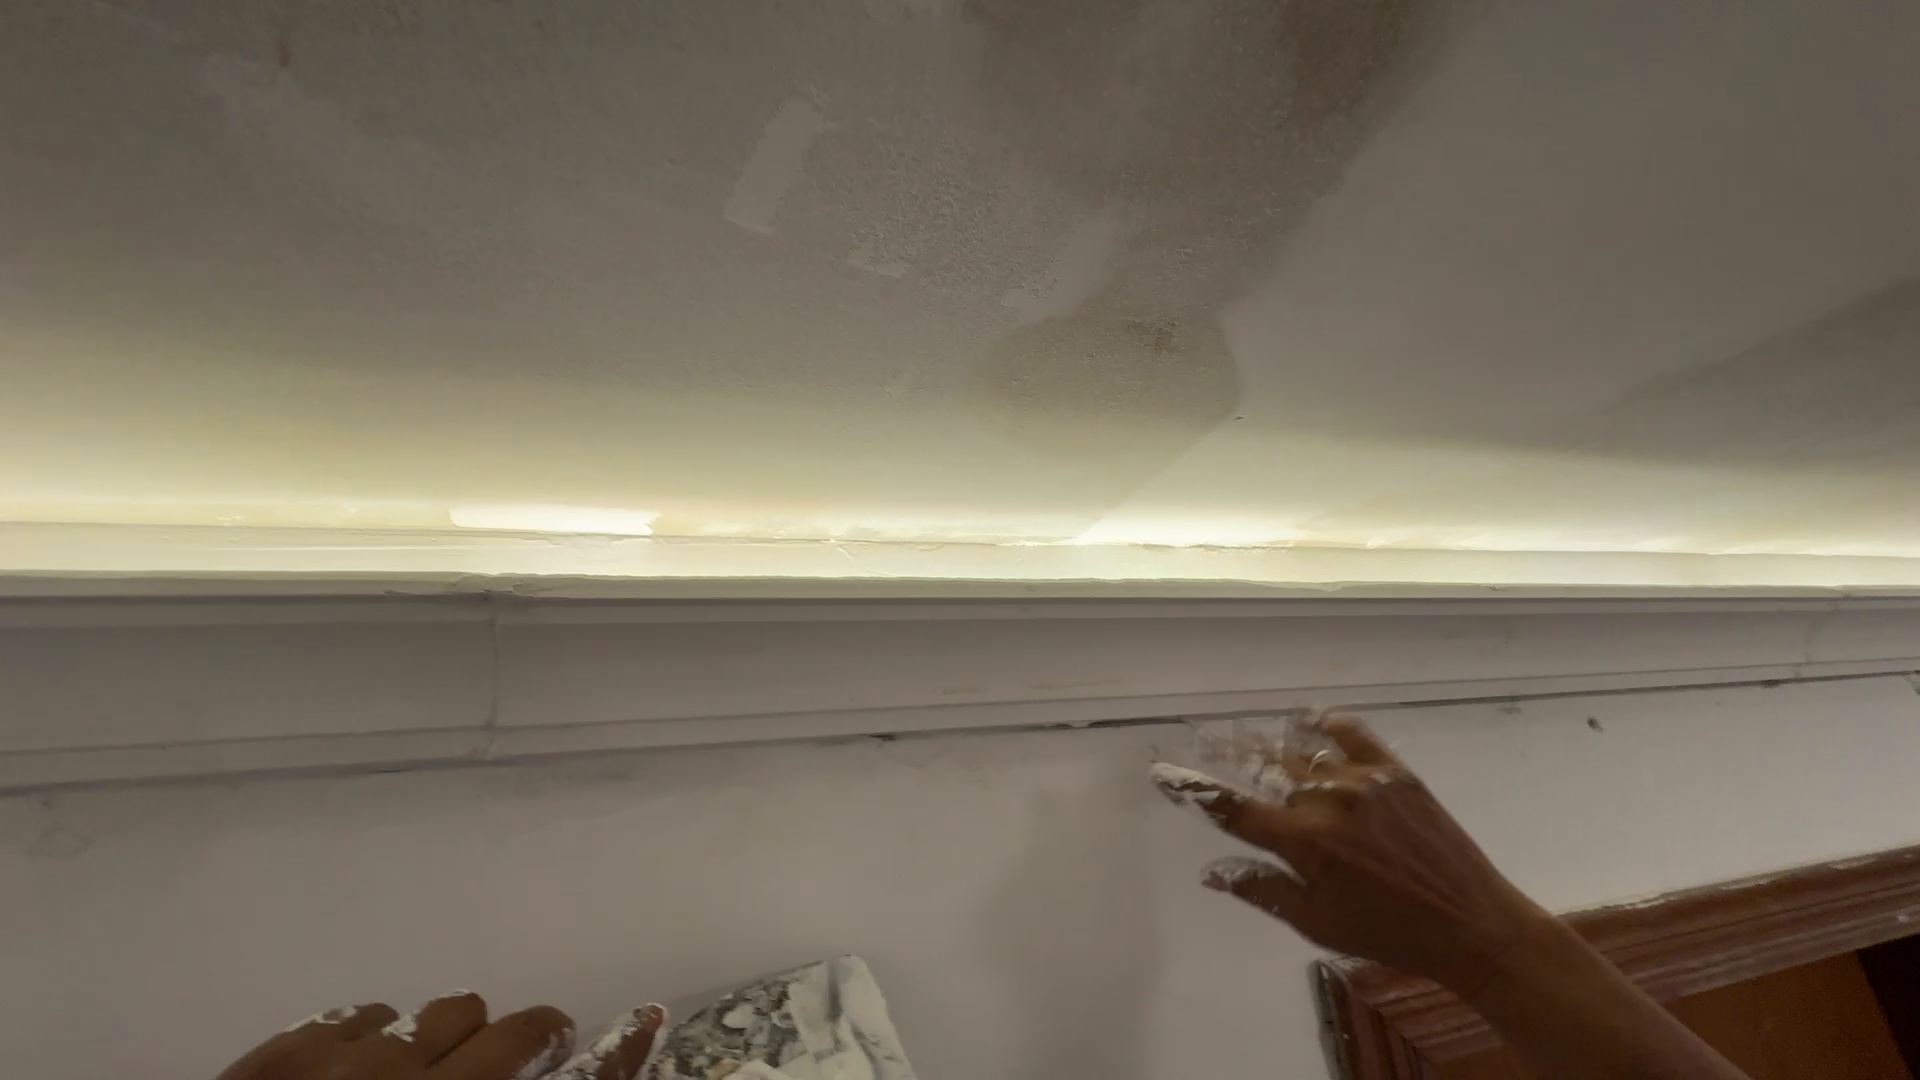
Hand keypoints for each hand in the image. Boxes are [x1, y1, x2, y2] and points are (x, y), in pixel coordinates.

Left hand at [216, 992, 665, 1079]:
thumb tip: (562, 1061)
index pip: (562, 1075)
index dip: (619, 1051)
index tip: (648, 1016)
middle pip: (515, 1033)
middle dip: (529, 1041)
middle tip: (515, 1060)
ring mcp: (343, 1067)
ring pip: (438, 1011)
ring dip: (439, 1039)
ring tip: (417, 1069)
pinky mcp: (270, 1059)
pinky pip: (347, 1014)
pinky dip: (359, 1035)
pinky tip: (346, 1063)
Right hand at [1151, 714, 1546, 994]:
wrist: (1473, 924)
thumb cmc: (1387, 932)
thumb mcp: (1316, 923)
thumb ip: (1261, 890)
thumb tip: (1209, 870)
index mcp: (1303, 842)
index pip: (1231, 808)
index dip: (1193, 789)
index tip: (1164, 773)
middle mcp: (1326, 801)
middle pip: (1261, 765)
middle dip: (1225, 751)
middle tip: (1202, 737)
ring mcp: (1362, 779)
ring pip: (1299, 748)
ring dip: (1266, 739)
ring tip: (1244, 730)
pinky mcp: (1393, 769)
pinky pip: (1349, 732)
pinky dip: (1324, 723)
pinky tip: (1308, 719)